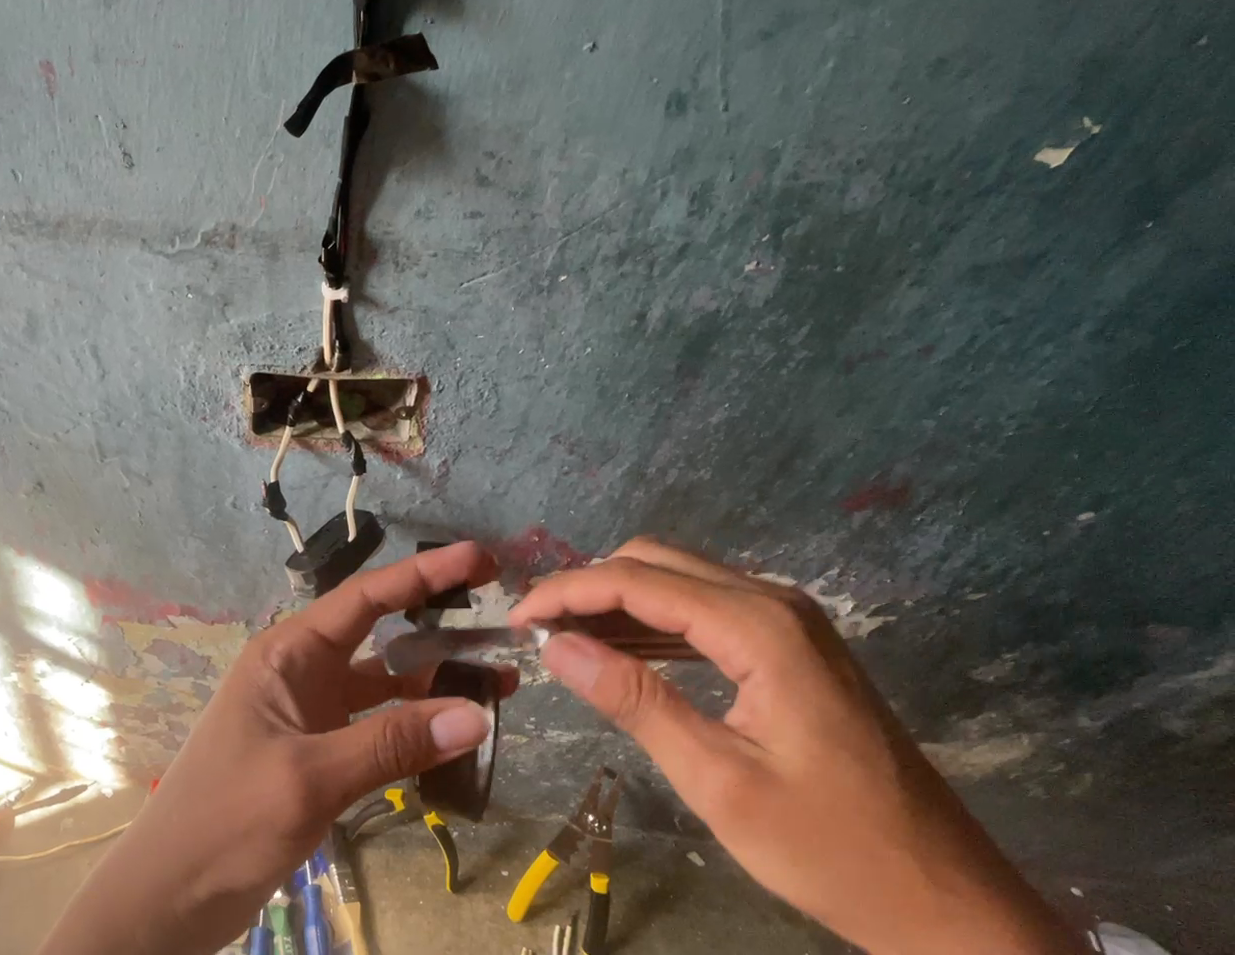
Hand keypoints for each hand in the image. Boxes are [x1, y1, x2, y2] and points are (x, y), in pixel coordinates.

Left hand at [40, 542, 503, 954]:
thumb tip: (476, 715)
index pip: (365, 598)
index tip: (480, 558)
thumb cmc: (228, 818)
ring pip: (384, 687)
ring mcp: (310, 714)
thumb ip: (392, 745)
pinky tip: (455, 739)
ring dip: (435, 686)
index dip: (423, 575)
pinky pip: (377, 729)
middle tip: (506, 630)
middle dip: (440, 629)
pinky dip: (415, 731)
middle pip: (382, 638)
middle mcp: (301, 672)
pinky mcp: (318, 754)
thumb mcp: (311, 777)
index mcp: (287, 653)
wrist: (171, 893)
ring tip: (500, 688)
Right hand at [509, 537, 1080, 954]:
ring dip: (617, 602)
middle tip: (538, 631)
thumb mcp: (718, 781)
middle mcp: (775, 603)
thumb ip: (634, 700)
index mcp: (759, 628)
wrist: (947, 899)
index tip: (516, 620)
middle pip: (656, 563)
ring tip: (564, 640)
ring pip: (679, 580)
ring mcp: (790, 621)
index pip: (637, 581)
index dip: (567, 592)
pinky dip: (653, 622)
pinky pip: (706, 610)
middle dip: (588, 588)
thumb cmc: (832, 848)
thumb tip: (554, 645)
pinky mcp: (793, 645)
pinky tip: (622, 653)